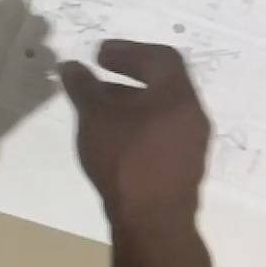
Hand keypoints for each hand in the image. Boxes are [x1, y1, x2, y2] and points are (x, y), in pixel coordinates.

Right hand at [59, 40, 211, 235]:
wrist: (152, 216)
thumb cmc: (124, 157)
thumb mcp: (94, 116)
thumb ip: (83, 87)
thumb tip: (74, 66)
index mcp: (177, 97)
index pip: (162, 58)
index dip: (129, 50)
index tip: (98, 53)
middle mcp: (192, 114)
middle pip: (164, 81)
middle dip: (129, 70)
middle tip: (97, 68)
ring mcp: (190, 140)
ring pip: (160, 105)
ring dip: (129, 95)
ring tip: (96, 101)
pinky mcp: (180, 161)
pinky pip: (159, 126)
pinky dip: (135, 117)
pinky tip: (110, 130)